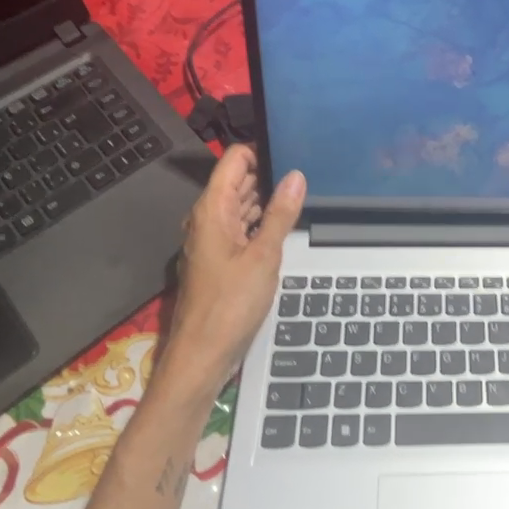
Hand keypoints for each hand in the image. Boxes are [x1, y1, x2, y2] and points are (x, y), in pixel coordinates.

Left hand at [158, 145, 304, 400]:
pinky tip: (285, 225)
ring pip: (241, 204)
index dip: (260, 150)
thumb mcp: (264, 256)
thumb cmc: (230, 305)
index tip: (292, 151)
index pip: (234, 160)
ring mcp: (213, 239)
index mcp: (212, 210)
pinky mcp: (220, 259)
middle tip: (306, 171)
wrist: (201, 357)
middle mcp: (208, 219)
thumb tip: (296, 175)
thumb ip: (280, 214)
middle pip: (238, 180)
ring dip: (267, 198)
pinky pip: (241, 227)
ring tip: (302, 193)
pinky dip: (261, 222)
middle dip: (269, 173)